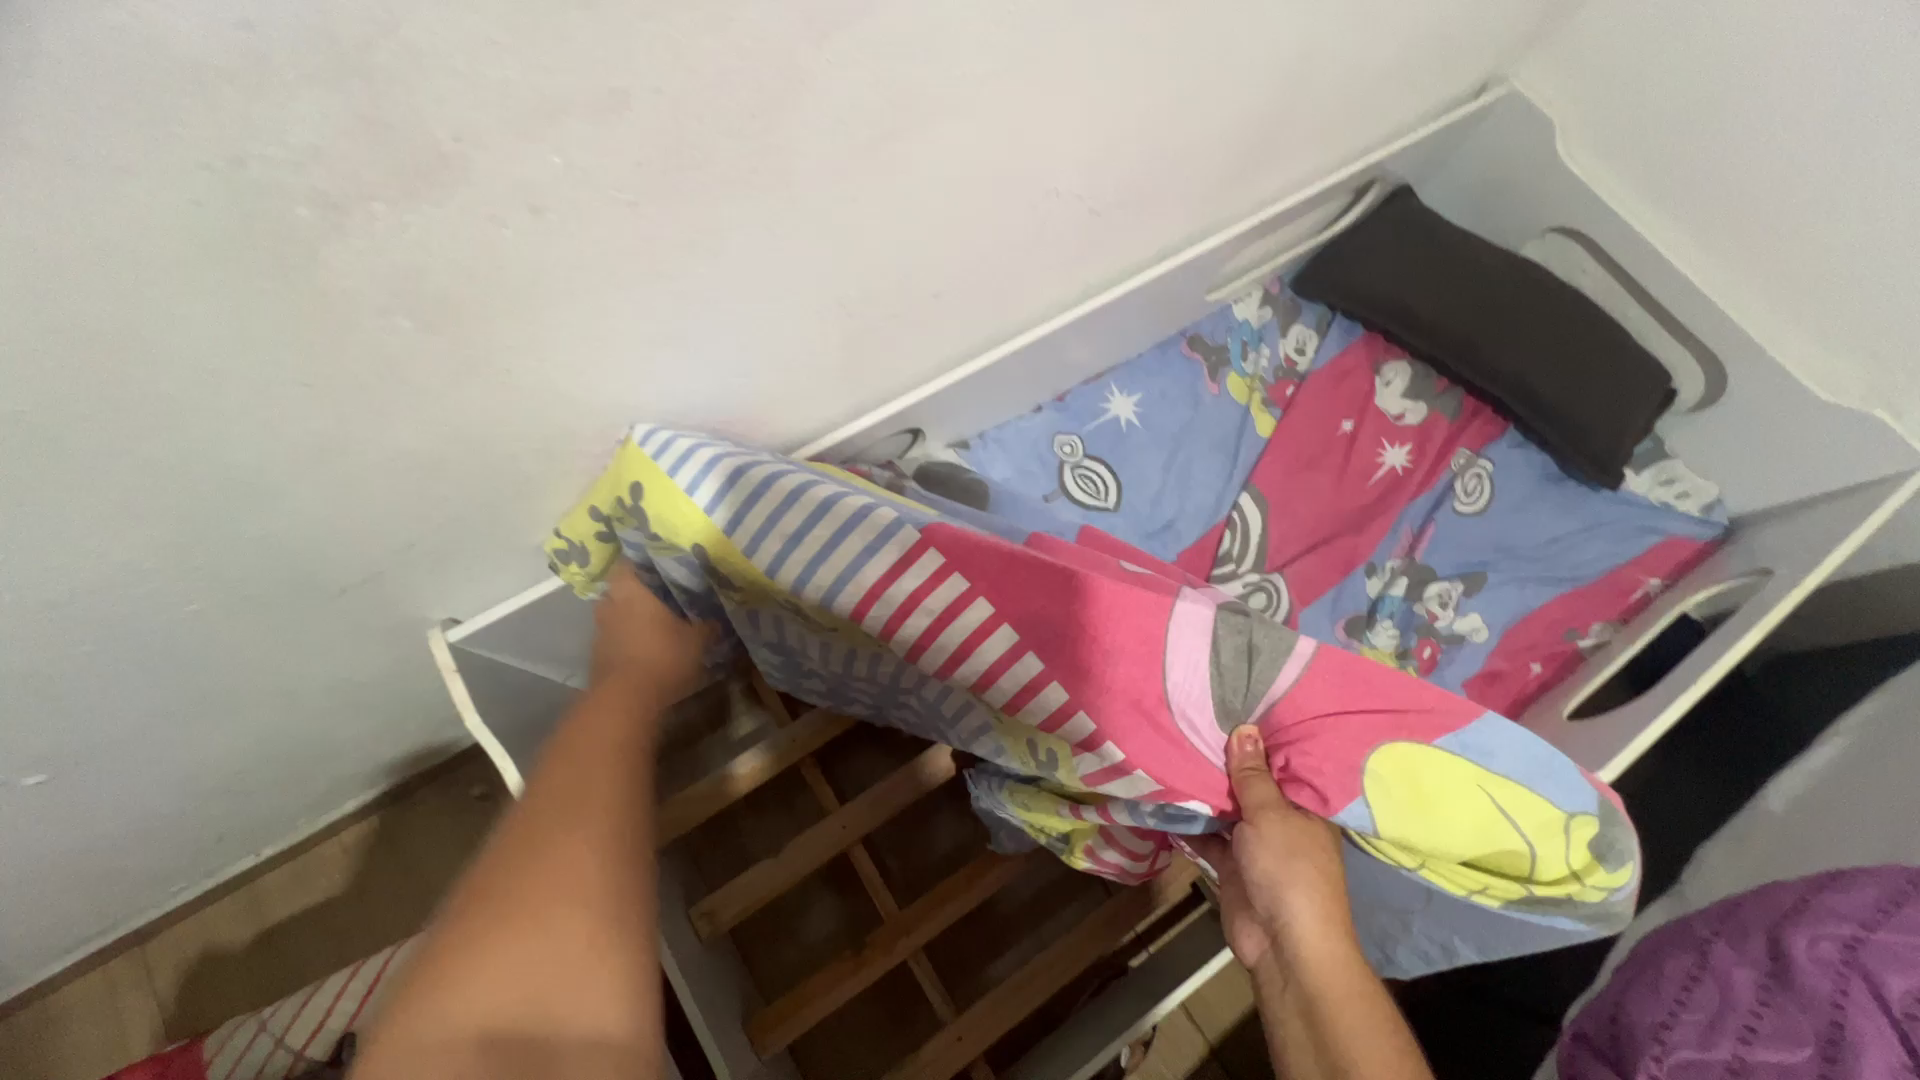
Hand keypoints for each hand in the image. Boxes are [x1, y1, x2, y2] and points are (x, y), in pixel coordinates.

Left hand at [589, 561, 714, 702]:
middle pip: (620, 589)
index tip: (660, 565)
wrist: (626, 700)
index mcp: (631, 590)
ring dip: (631, 617)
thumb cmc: (663, 656)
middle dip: (638, 591)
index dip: (642, 562)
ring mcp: (600, 630)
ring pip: (616, 614)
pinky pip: (614, 637)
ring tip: (656, 623)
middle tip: (662, 594)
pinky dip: (627, 639)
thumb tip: (717, 620)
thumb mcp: (697, 640)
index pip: (628, 563)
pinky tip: (646, 647)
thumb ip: (707, 625)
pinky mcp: (598, 655)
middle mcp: (610, 604)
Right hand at [1188, 725, 1356, 972]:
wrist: (1283, 944)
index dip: (1259, 737)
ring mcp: (1256, 843)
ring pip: (1226, 808)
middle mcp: (1283, 820)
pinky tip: (1163, 795)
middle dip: (1224, 761)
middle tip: (1191, 720)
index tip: (1231, 705)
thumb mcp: (1271, 814)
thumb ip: (1252, 774)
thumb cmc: (1289, 870)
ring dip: (1203, 790)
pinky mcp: (1232, 864)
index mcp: (1306, 805)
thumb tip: (1245, 727)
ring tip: (1170, 749)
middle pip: (1250, 784)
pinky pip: (1208, 835)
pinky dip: (1188, 821)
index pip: (1282, 762)